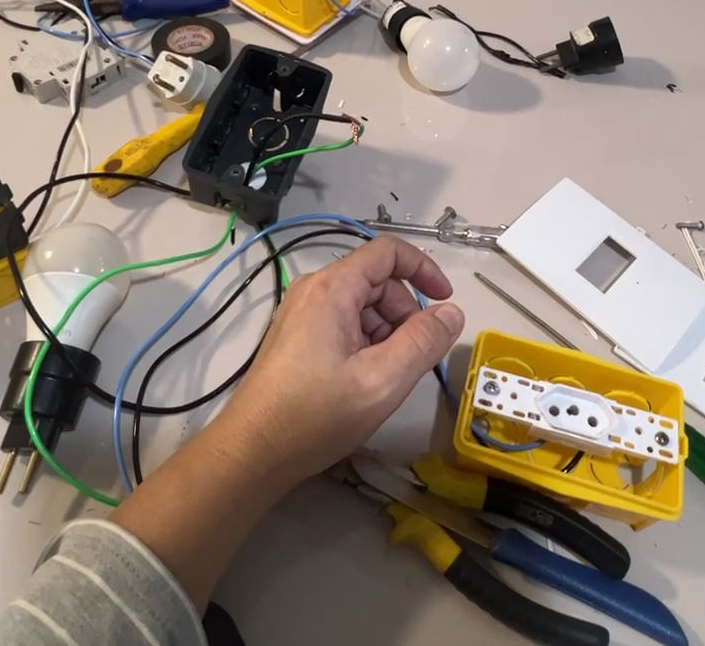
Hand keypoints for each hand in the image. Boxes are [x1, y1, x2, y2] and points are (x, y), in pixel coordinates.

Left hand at [110, 236, 463, 606]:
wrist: (252, 451)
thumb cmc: (316, 414)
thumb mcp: (383, 381)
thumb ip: (423, 342)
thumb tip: (452, 312)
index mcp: (333, 288)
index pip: (388, 252)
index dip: (424, 268)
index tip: (446, 301)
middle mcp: (314, 289)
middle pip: (376, 280)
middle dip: (405, 311)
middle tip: (414, 357)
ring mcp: (301, 312)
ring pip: (361, 304)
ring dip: (387, 331)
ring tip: (387, 376)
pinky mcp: (296, 335)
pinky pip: (343, 322)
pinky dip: (366, 341)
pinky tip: (365, 380)